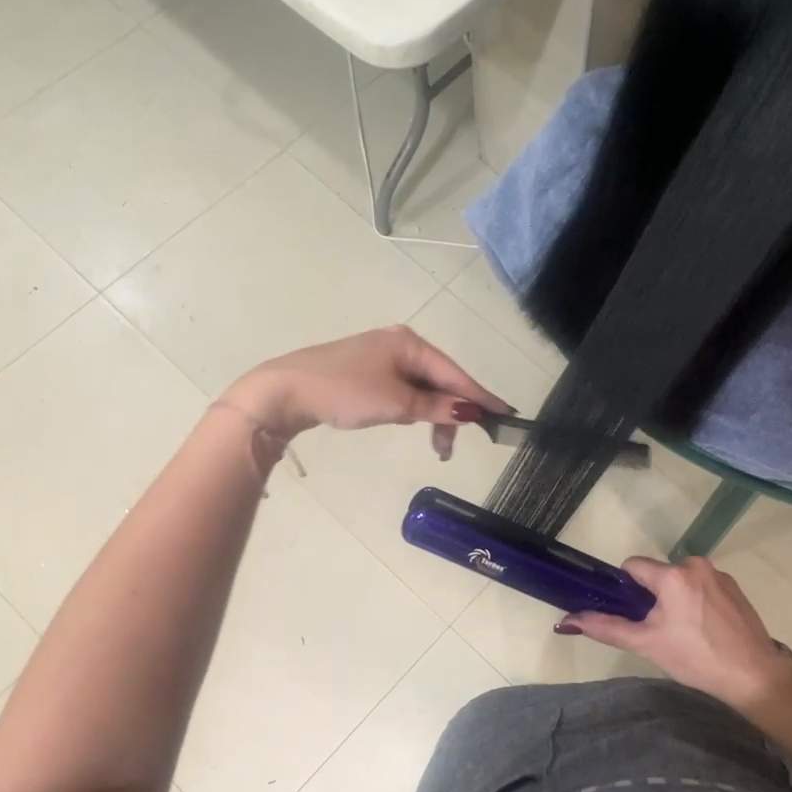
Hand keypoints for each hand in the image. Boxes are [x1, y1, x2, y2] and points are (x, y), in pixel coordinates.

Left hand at [220, 327, 509, 456]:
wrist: (285, 392)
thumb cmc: (344, 391)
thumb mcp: (396, 403)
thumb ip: (436, 407)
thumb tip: (471, 410)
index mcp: (410, 344)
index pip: (455, 373)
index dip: (480, 397)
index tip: (506, 414)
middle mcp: (400, 344)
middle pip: (441, 380)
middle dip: (451, 413)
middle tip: (451, 447)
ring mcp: (382, 357)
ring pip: (423, 388)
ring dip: (433, 416)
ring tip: (435, 447)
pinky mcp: (368, 372)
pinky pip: (405, 390)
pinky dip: (414, 410)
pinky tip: (412, 424)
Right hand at [561, 556, 791, 708]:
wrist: (752, 674)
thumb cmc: (695, 658)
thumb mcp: (646, 643)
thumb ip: (606, 627)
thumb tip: (567, 620)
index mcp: (672, 574)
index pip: (633, 566)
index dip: (627, 589)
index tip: (634, 615)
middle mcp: (696, 564)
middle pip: (658, 574)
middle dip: (654, 598)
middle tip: (661, 630)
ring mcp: (719, 574)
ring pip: (681, 581)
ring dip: (676, 600)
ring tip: (686, 633)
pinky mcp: (735, 587)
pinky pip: (703, 587)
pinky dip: (698, 602)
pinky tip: (706, 630)